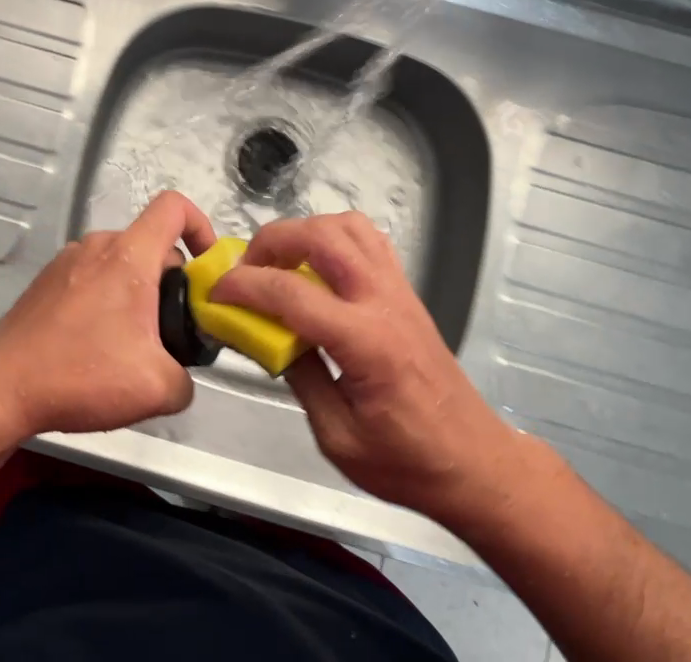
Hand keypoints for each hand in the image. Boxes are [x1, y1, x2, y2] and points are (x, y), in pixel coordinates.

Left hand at [0, 191, 216, 444]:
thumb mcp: (158, 389)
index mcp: (128, 256)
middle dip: (170, 284)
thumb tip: (180, 376)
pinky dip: (106, 303)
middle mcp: (96, 246)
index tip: (206, 268)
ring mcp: (65, 262)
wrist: (0, 389)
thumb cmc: (81, 374)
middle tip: (169, 333)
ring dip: (137, 297)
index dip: (201, 226)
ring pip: (120, 266)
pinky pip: (92, 280)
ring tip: (131, 348)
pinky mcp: (44, 283)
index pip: (174, 207)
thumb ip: (187, 379)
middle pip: (150, 245)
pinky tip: (96, 349)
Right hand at [211, 212, 529, 523]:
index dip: (244, 287)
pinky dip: (333, 239)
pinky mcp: (406, 293)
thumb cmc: (406, 462)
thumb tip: (269, 338)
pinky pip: (368, 241)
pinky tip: (315, 269)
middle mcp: (384, 303)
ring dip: (304, 233)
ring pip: (348, 227)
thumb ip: (300, 379)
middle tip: (246, 271)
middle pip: (322, 237)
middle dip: (272, 242)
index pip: (291, 293)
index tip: (215, 294)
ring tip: (279, 264)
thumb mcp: (337, 437)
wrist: (474, 463)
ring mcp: (399, 292)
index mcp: (366, 343)